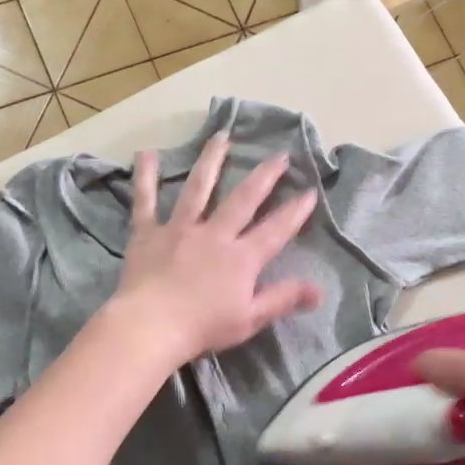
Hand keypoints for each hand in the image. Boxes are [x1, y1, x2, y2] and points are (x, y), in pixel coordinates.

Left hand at [109, 132, 321, 368]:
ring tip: (221, 136)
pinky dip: (145, 177)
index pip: (275, 230)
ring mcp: (179, 228)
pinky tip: (145, 154)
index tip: (310, 191)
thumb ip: (283, 299)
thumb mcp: (250, 319)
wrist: (150, 325)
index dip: (294, 212)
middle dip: (264, 176)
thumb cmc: (202, 327)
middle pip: (243, 199)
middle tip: (279, 154)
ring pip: (198, 188)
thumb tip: (319, 290)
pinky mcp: (148, 232)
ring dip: (212, 160)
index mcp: (240, 257)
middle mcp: (213, 234)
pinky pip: (146, 200)